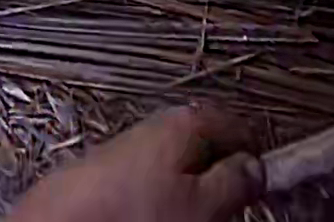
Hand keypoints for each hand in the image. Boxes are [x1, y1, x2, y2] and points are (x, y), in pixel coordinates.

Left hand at [7, 104, 264, 221]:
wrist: (69, 219)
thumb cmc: (141, 213)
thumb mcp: (202, 206)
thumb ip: (234, 182)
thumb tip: (257, 165)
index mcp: (189, 122)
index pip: (237, 126)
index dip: (255, 157)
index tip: (263, 190)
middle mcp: (165, 123)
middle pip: (212, 145)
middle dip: (225, 178)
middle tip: (228, 212)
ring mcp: (142, 143)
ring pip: (187, 165)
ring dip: (199, 192)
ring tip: (198, 215)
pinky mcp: (123, 166)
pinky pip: (163, 178)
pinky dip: (172, 196)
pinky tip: (165, 215)